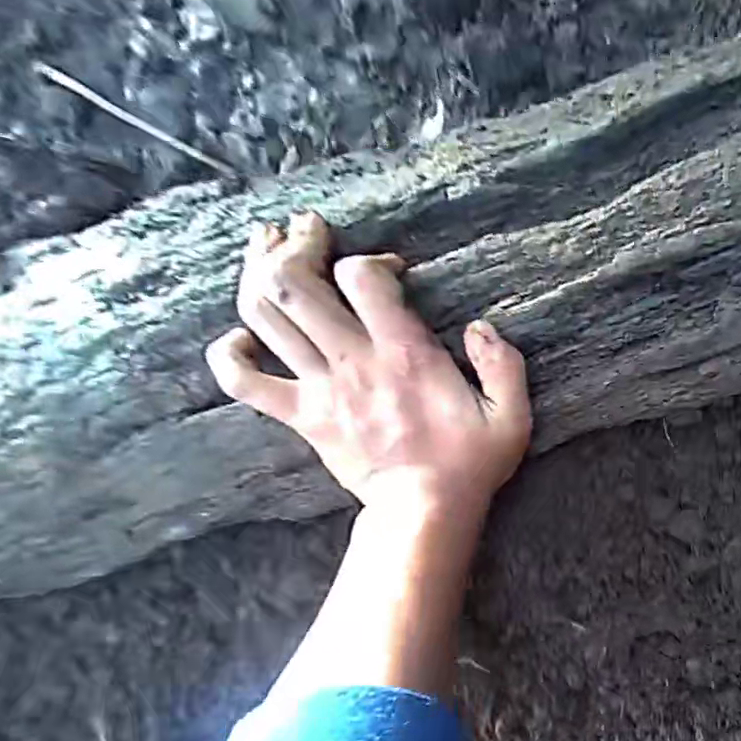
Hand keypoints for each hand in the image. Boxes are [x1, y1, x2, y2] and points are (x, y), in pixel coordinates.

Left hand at [205, 212, 531, 514]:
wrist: (424, 512)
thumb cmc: (469, 462)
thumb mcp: (511, 415)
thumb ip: (503, 364)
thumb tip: (481, 327)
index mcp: (405, 354)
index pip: (362, 277)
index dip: (371, 258)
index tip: (392, 270)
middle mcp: (353, 361)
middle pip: (293, 283)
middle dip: (293, 244)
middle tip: (305, 229)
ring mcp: (320, 389)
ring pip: (263, 316)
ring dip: (256, 274)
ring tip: (264, 250)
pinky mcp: (303, 416)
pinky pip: (242, 382)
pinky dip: (229, 354)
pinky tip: (239, 337)